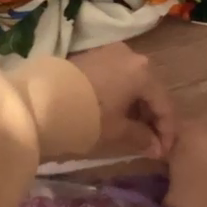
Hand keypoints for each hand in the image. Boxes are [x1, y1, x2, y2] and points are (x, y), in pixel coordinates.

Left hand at [69, 44, 175, 158]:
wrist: (39, 101)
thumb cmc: (87, 118)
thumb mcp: (117, 132)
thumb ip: (142, 138)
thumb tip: (156, 147)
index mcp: (143, 72)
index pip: (165, 104)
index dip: (167, 132)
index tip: (162, 153)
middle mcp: (130, 56)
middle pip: (149, 90)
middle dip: (151, 118)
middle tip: (149, 143)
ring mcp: (109, 53)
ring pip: (131, 83)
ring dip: (135, 107)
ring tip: (131, 131)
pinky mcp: (91, 57)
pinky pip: (115, 78)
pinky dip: (120, 97)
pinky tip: (115, 114)